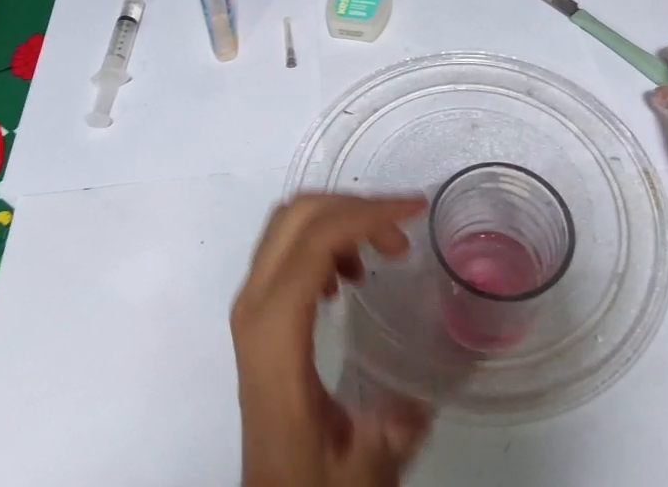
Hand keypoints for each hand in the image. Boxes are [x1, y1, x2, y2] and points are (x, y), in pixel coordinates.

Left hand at [232, 194, 432, 486]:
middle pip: (297, 216)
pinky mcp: (259, 311)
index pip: (313, 242)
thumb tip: (415, 406)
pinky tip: (352, 276)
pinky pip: (287, 246)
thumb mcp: (358, 468)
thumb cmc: (311, 479)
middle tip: (404, 230)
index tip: (416, 210)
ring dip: (341, 220)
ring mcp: (251, 304)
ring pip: (289, 224)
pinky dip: (325, 239)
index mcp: (274, 332)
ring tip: (386, 251)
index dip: (365, 214)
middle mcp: (254, 305)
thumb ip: (387, 436)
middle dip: (356, 206)